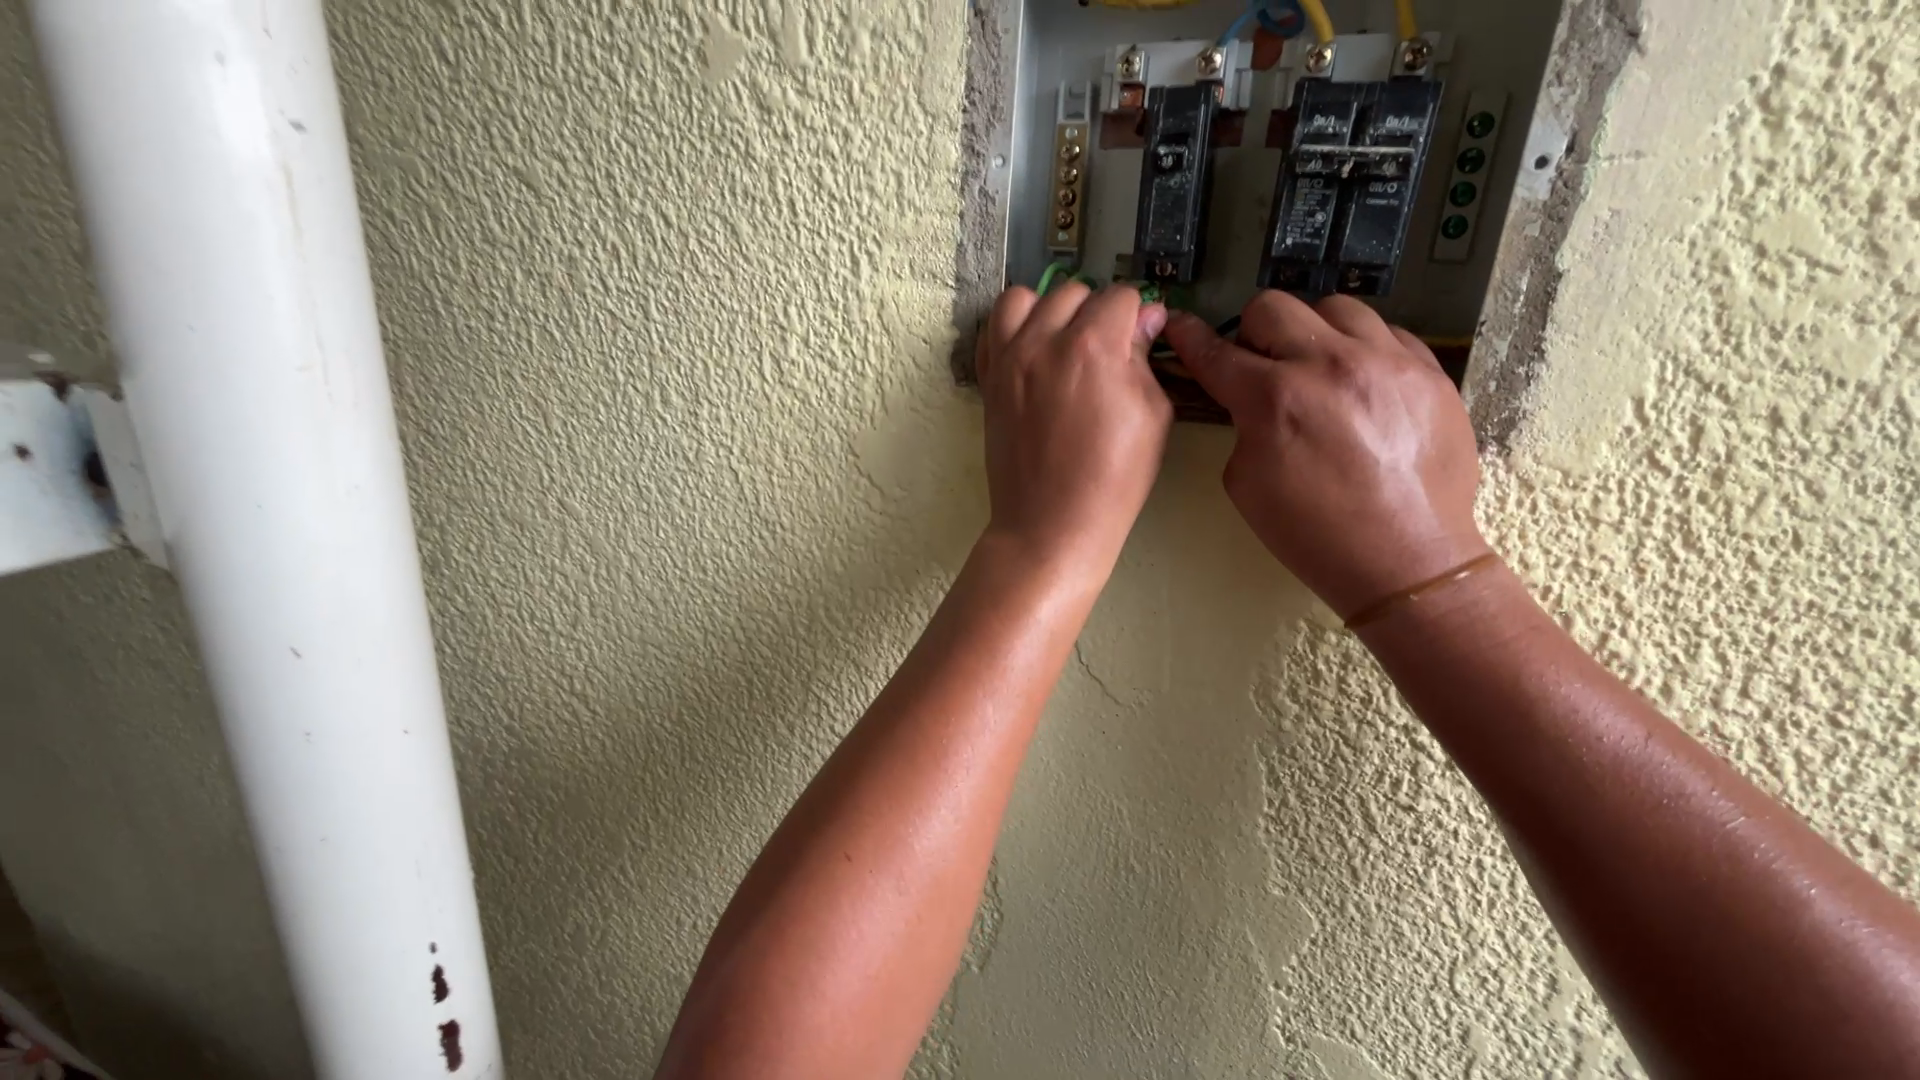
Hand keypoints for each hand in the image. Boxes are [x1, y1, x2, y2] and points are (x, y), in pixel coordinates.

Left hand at [976, 283, 1171, 574]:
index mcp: (1092, 346)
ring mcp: (1008, 360)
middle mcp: (1043, 341)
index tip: (1139, 341)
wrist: (1051, 525)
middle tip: (1105, 351)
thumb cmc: (1113, 479)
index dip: (1137, 318)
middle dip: (1095, 312)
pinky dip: (1011, 329)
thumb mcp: (1152, 416)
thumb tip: (1146, 320)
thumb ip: (1144, 359)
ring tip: (1062, 342)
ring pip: (1022, 298)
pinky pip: (991, 330)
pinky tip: (1031, 353)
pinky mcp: (988, 380)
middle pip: (1072, 293)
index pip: (1120, 298)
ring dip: (1047, 310)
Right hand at [1163, 292, 1487, 617]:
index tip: (1180, 326)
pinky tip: (1360, 384)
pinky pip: (1386, 331)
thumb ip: (1242, 426)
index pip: (1216, 352)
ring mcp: (1387, 361)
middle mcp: (1330, 364)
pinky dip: (1361, 349)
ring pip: (1335, 307)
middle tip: (1259, 367)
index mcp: (1274, 398)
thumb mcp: (1245, 484)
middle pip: (1273, 307)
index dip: (1190, 338)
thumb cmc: (1313, 533)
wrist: (1406, 559)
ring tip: (1317, 370)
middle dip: (1253, 334)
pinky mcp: (1429, 370)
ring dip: (1312, 333)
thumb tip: (1251, 400)